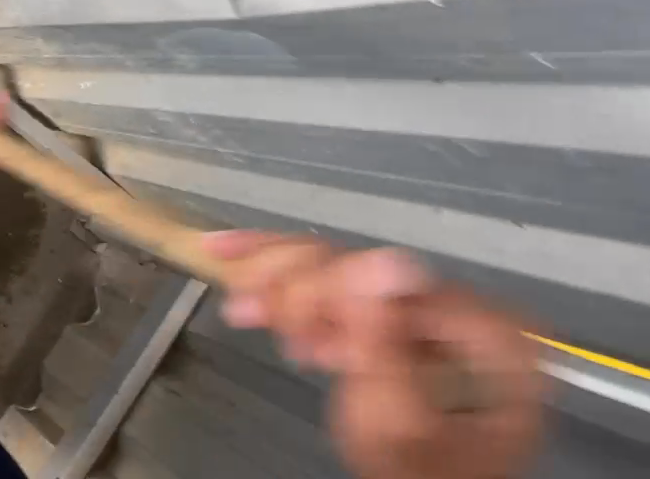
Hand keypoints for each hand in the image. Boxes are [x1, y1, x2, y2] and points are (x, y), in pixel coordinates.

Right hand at [202, 231, 544, 478]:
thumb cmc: (414, 469)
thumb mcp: (399, 419)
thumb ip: (388, 345)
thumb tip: (383, 262)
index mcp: (484, 333)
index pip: (377, 277)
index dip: (315, 288)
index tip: (269, 317)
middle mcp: (456, 304)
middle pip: (345, 262)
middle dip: (287, 289)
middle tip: (246, 315)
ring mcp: (420, 302)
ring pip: (324, 260)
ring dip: (272, 282)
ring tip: (243, 311)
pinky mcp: (386, 304)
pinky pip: (321, 270)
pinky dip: (274, 272)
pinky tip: (233, 264)